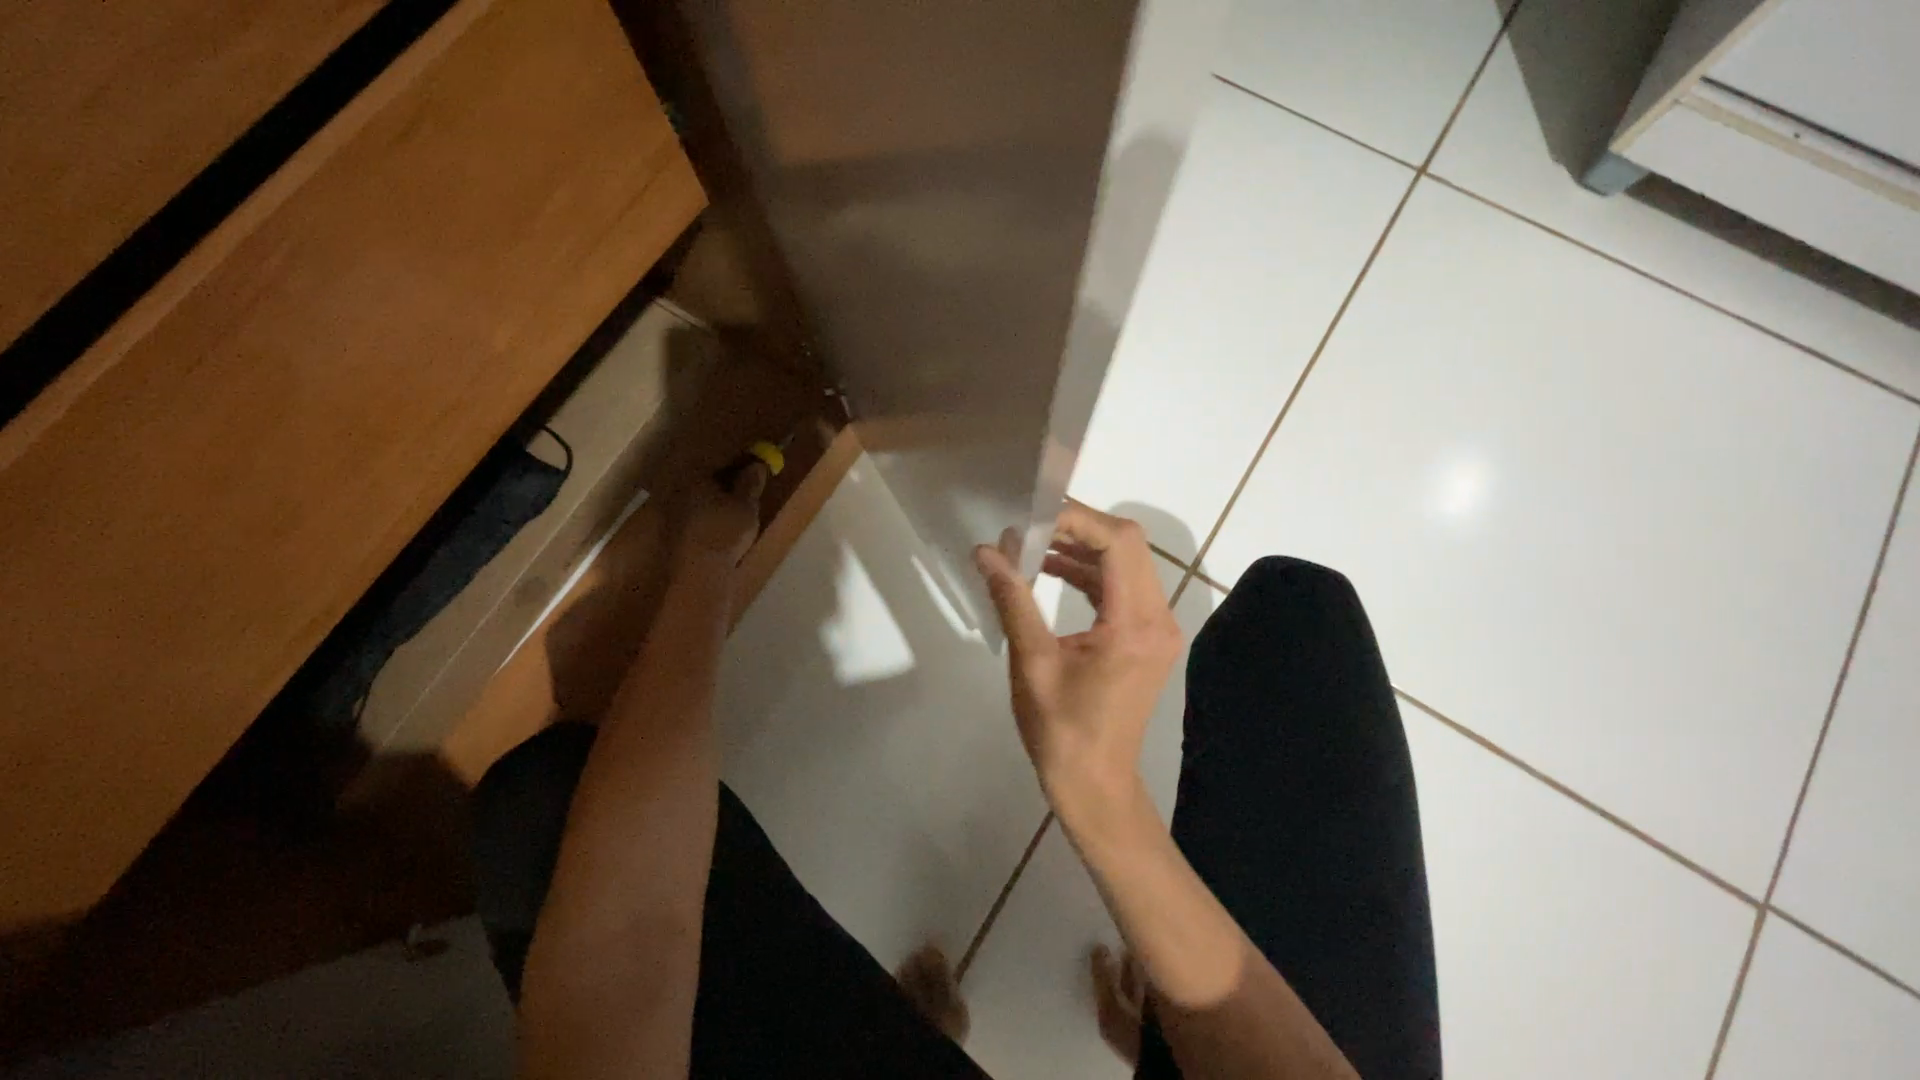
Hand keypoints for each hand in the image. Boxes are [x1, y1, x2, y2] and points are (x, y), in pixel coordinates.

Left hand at [679, 463, 767, 567]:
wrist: (700, 571)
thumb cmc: (725, 531)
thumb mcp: (746, 506)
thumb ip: (750, 484)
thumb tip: (757, 464)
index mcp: (695, 478)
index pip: (719, 465)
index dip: (738, 468)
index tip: (753, 473)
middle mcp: (679, 492)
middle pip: (706, 483)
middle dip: (725, 487)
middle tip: (746, 496)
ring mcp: (673, 515)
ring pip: (699, 503)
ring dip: (716, 506)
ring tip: (736, 517)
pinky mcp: (673, 536)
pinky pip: (696, 522)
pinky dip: (708, 523)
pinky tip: (721, 533)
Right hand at [973, 503, 1182, 826]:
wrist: (1095, 783)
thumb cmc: (1060, 730)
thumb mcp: (1031, 662)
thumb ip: (1012, 599)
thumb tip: (986, 552)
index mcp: (1134, 624)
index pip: (1119, 543)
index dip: (1078, 519)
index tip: (1033, 515)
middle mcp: (1157, 618)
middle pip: (1128, 546)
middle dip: (1079, 528)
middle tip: (1030, 526)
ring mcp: (1157, 629)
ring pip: (1127, 564)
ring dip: (1083, 549)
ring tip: (1032, 545)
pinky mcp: (1147, 638)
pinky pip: (1123, 589)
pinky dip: (1091, 574)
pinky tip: (1052, 571)